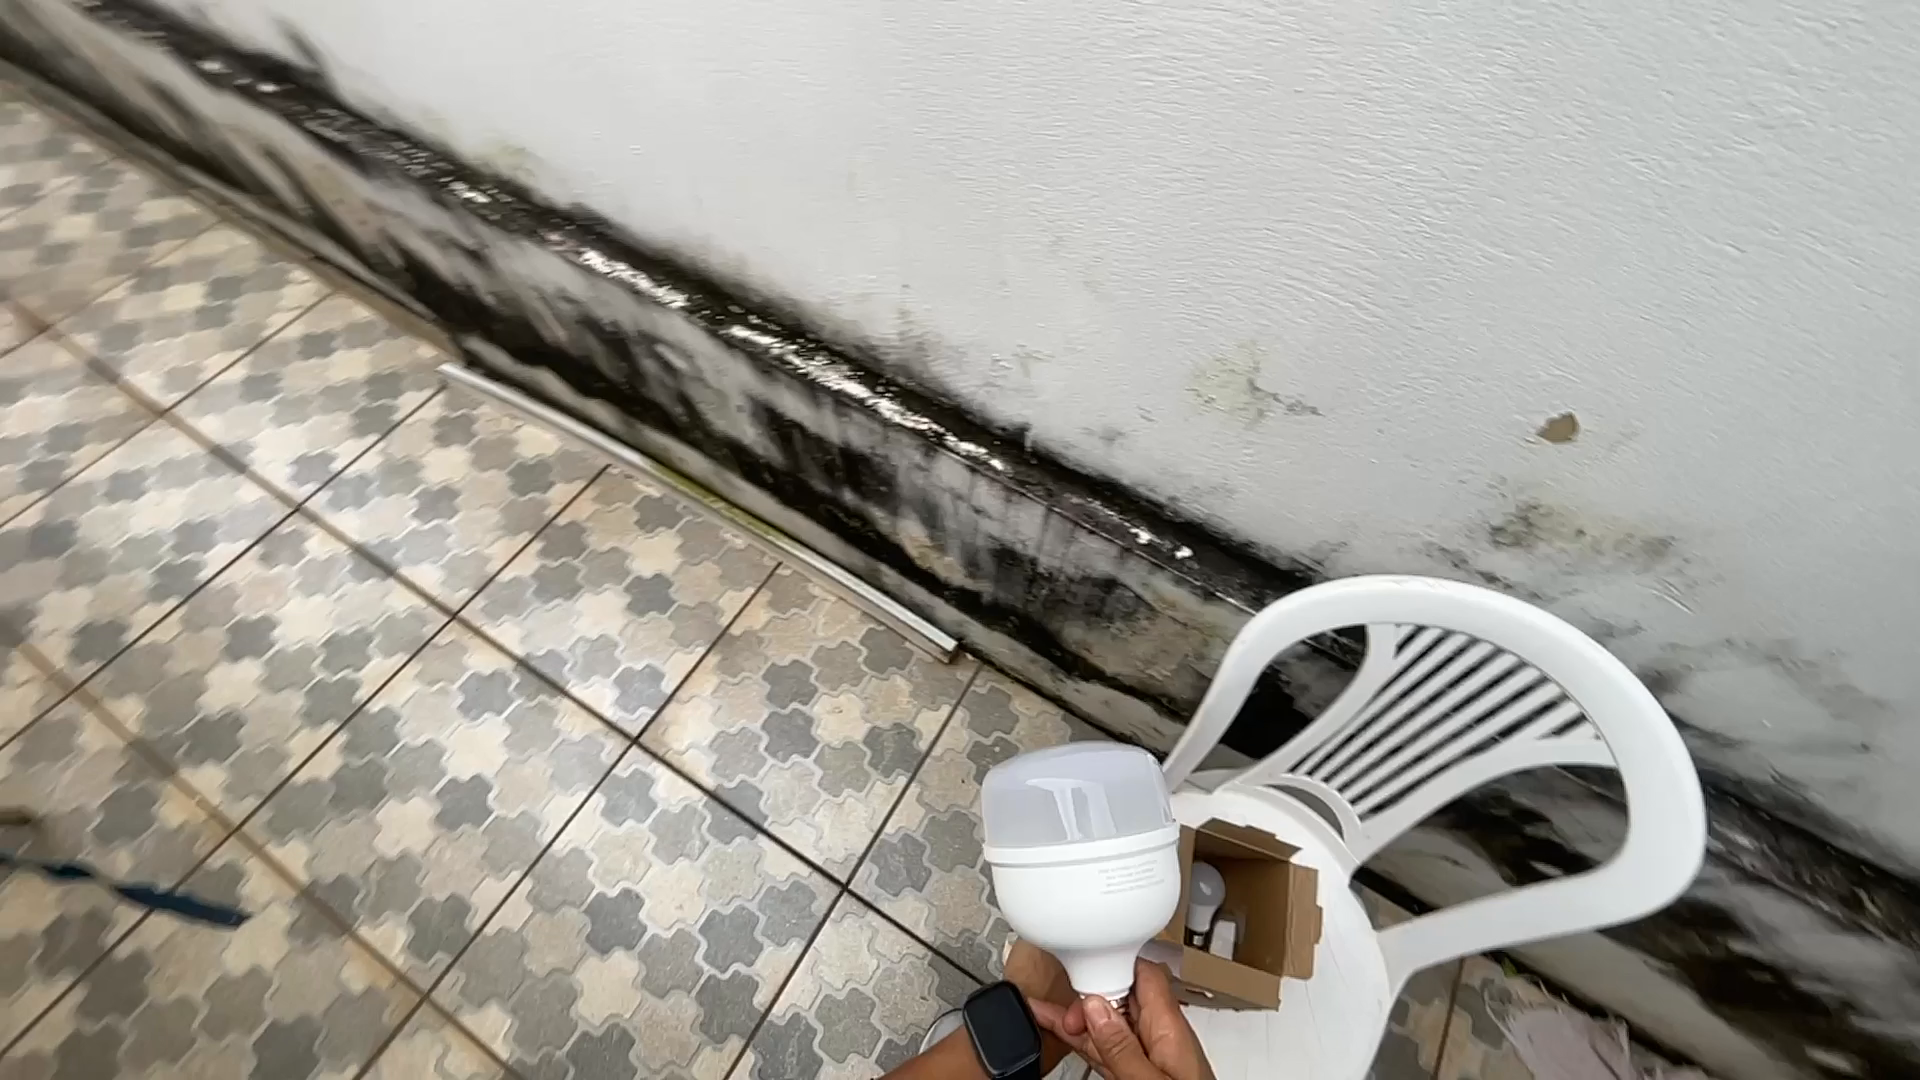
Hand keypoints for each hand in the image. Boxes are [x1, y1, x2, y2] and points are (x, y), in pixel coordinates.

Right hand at [1029, 960, 1215, 1079]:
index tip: (1079, 975)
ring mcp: (1149, 1060)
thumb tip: (1095, 1006)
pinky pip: (1106, 1051)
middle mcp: (1160, 1039)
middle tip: (1059, 1010)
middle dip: (1087, 995)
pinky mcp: (1138, 1076)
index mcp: (1171, 1030)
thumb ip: (1123, 1048)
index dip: (1110, 965)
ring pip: (1108, 1026)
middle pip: (1120, 997)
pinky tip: (1061, 1034)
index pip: (1142, 975)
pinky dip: (1084, 1043)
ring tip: (1042, 1009)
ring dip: (1077, 1019)